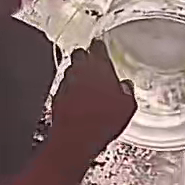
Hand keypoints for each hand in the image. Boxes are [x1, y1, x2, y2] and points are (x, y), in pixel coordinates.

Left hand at [48, 41, 136, 157]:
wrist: (76, 138)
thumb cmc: (103, 121)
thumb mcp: (127, 106)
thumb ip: (127, 91)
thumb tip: (127, 86)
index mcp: (99, 67)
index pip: (97, 47)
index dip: (100, 47)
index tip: (101, 47)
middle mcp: (80, 70)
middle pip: (80, 54)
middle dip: (86, 56)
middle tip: (94, 63)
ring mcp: (66, 82)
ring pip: (70, 69)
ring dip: (78, 72)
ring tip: (87, 83)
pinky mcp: (57, 95)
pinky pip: (64, 85)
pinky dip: (70, 88)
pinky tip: (77, 98)